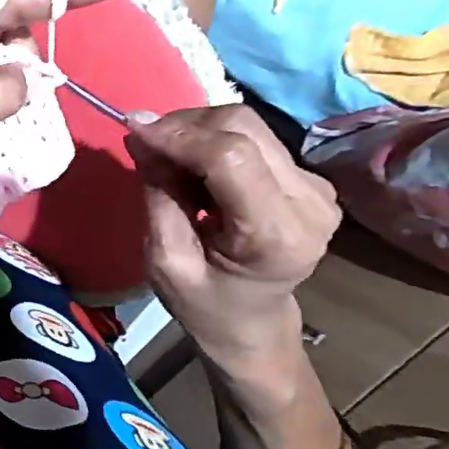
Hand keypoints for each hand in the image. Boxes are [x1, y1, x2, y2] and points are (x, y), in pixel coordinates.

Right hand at [126, 105, 340, 370]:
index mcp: (276, 234)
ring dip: (196, 132)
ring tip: (168, 162)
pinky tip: (193, 170)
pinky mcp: (308, 177)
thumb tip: (144, 138)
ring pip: (247, 126)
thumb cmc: (204, 304)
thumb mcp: (166, 261)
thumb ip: (160, 197)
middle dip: (184, 126)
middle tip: (145, 146)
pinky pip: (253, 139)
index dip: (178, 135)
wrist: (252, 323)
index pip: (230, 157)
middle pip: (242, 129)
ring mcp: (316, 186)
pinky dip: (211, 143)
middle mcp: (309, 201)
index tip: (133, 128)